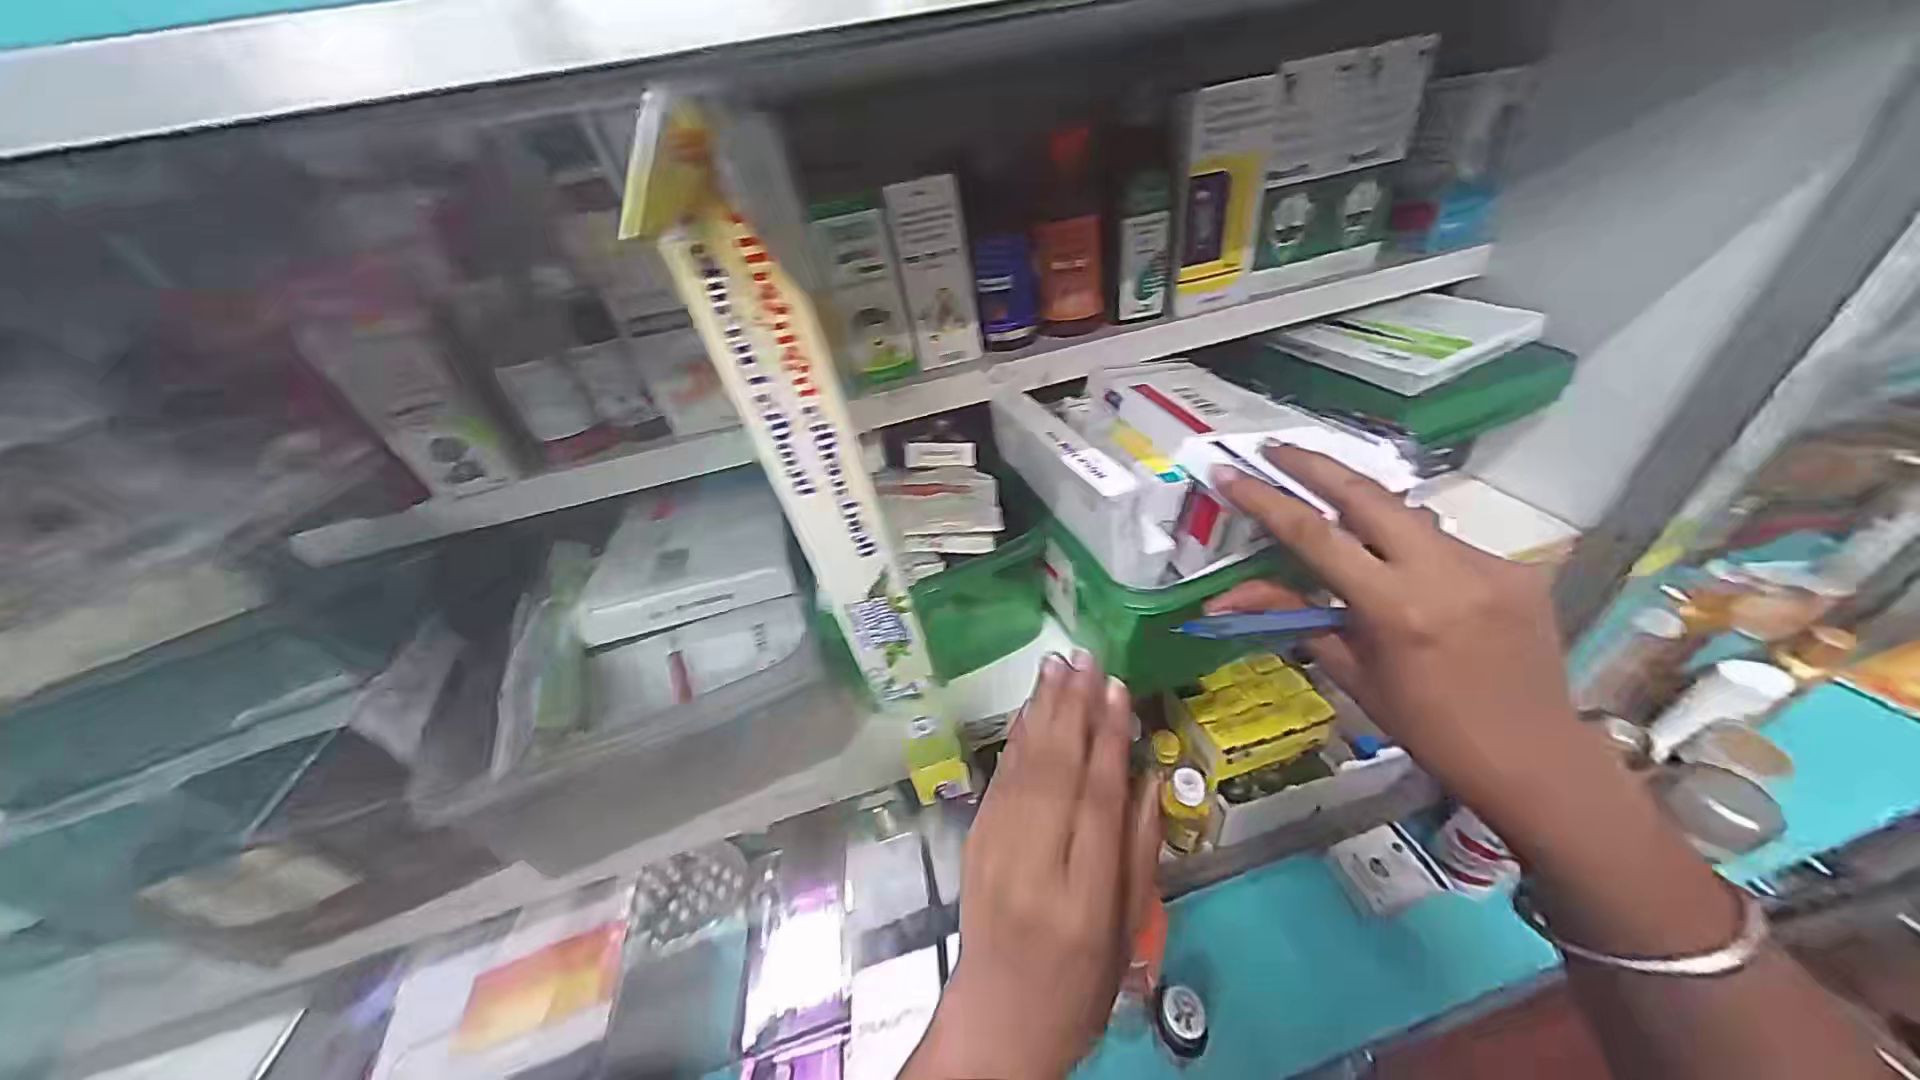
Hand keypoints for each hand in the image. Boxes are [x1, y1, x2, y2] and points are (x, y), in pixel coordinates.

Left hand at [904, 651, 1159, 1079]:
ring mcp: (995, 849)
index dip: (1110, 741)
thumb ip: (1141, 854)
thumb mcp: (1127, 930)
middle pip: (1056, 772)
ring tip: (1058, 666)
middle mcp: (1033, 865)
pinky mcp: (975, 840)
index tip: (1119, 692)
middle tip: (1086, 660)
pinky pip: (1000, 778)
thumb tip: (1147, 780)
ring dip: (1042, 710)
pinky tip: (1031, 709)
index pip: (1099, 802)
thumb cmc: (1079, 982)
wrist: (999, 1013)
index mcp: (1081, 897)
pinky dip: (1017, 738)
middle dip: (1072, 709)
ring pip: (1024, 767)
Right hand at [1206, 445, 1581, 817]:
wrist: (1534, 758)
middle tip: (1275, 448)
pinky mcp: (1516, 568)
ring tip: (1330, 508)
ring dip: (1362, 508)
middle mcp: (1444, 572)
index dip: (1266, 500)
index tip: (1231, 472)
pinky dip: (1407, 544)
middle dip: (1315, 465)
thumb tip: (1225, 598)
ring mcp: (1488, 564)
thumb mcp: (1350, 670)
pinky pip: (1442, 541)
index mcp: (1396, 607)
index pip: (1315, 536)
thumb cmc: (1425, 726)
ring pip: (1406, 516)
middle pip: (1366, 496)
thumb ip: (1294, 617)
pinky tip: (1399, 567)